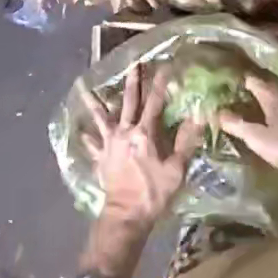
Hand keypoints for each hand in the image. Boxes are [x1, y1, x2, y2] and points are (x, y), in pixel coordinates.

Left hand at [81, 64, 205, 232]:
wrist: (126, 214)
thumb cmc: (154, 192)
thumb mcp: (176, 169)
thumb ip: (186, 142)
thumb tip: (198, 117)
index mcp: (145, 133)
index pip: (155, 102)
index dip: (161, 83)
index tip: (165, 66)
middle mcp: (124, 131)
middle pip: (129, 101)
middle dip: (133, 81)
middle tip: (134, 63)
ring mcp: (109, 143)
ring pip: (101, 117)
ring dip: (95, 101)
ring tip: (84, 87)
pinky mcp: (100, 156)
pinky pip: (91, 143)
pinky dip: (86, 135)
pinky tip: (79, 130)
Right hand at [218, 74, 277, 184]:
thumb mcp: (257, 138)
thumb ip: (236, 123)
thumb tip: (216, 112)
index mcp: (271, 93)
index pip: (250, 77)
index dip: (236, 79)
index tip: (220, 85)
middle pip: (262, 84)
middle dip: (246, 88)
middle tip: (228, 95)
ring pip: (272, 95)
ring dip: (258, 98)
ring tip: (241, 105)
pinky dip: (268, 108)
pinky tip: (262, 118)